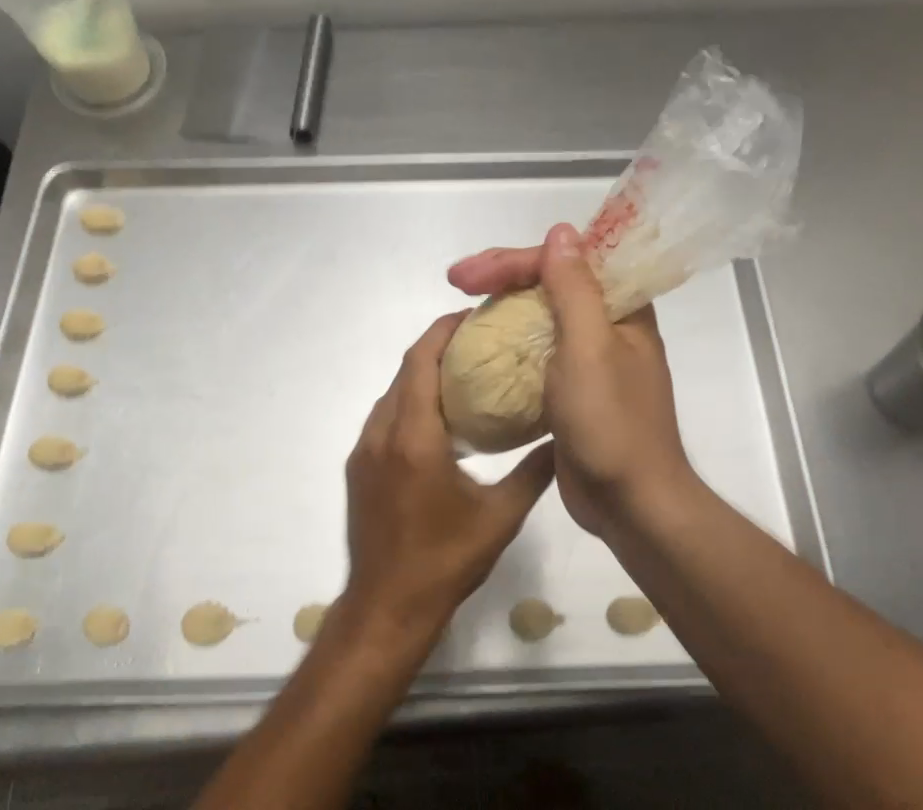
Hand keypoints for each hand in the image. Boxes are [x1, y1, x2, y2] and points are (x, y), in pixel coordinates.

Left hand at [343, 313, 556, 637]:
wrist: (387, 607)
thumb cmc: (446, 561)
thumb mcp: (501, 517)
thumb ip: (534, 472)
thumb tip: (563, 437)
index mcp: (413, 437)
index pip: (421, 361)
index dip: (443, 331)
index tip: (473, 316)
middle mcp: (381, 434)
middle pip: (405, 372)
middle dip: (437, 348)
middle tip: (479, 341)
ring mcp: (364, 452)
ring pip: (392, 395)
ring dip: (421, 376)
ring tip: (464, 374)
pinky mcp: (359, 470)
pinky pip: (383, 419)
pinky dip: (409, 404)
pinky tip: (440, 419)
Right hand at [448, 225, 693, 536]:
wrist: (631, 503)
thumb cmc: (611, 423)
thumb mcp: (590, 348)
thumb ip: (575, 288)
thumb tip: (561, 232)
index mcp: (622, 310)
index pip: (565, 262)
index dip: (512, 260)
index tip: (466, 275)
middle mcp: (609, 328)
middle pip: (551, 284)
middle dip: (502, 278)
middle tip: (455, 282)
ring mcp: (591, 361)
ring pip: (540, 318)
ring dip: (502, 309)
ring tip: (462, 312)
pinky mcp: (573, 392)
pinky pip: (536, 355)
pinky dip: (507, 348)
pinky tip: (480, 353)